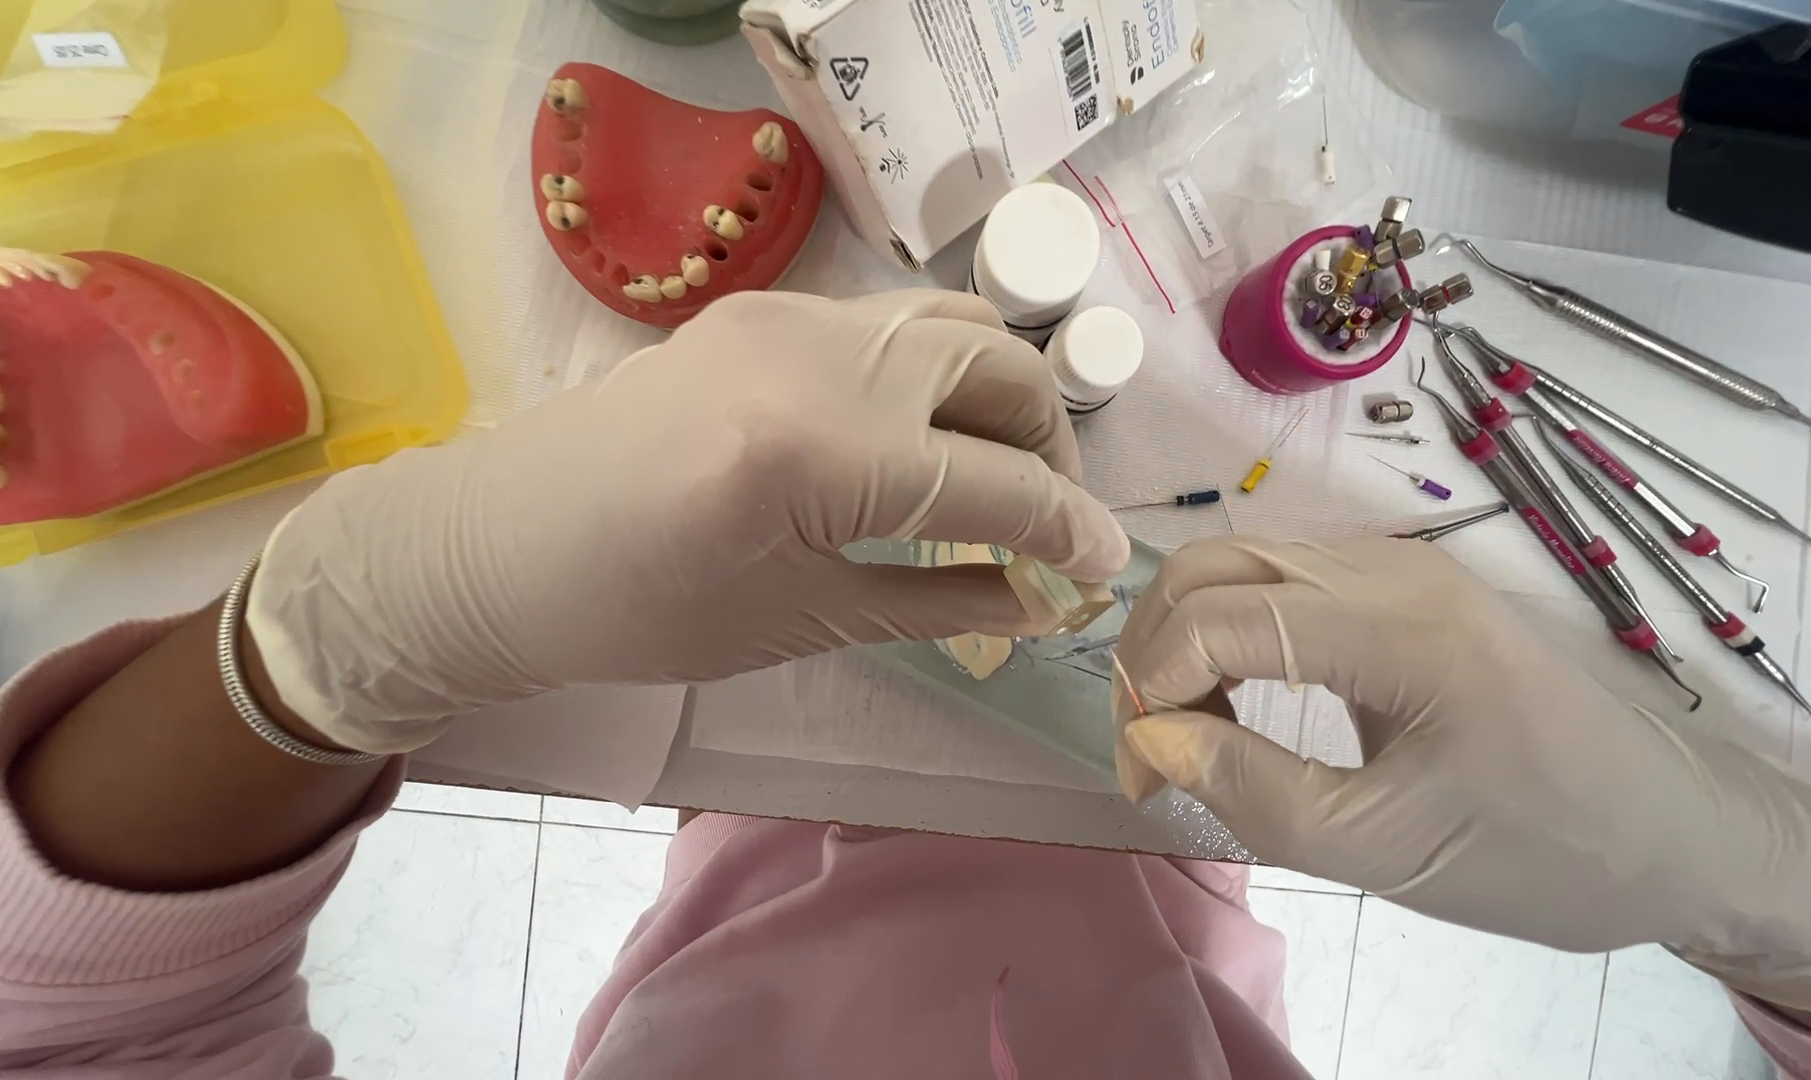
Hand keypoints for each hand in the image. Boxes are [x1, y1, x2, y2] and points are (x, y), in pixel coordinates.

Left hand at [248, 289, 1127, 752]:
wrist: (495, 544)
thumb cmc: (639, 615)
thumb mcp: (805, 622)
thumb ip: (941, 601)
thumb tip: (1044, 598)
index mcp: (814, 455)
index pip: (995, 482)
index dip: (1069, 529)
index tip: (1107, 563)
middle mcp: (816, 354)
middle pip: (1000, 374)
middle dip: (1052, 451)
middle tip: (1049, 519)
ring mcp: (792, 314)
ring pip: (959, 328)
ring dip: (1006, 398)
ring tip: (997, 469)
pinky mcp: (771, 305)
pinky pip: (899, 325)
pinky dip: (944, 377)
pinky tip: (925, 435)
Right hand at [1113, 535, 1810, 1011]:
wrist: (1694, 831)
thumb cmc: (1547, 852)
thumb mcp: (1388, 853)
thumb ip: (1252, 792)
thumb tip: (1148, 736)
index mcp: (1400, 629)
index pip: (1218, 620)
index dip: (1149, 691)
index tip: (1141, 777)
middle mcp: (1385, 567)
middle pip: (1208, 567)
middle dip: (1150, 652)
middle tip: (1150, 742)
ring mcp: (1390, 563)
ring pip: (1232, 565)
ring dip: (1181, 637)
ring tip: (1186, 724)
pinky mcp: (1391, 580)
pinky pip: (1270, 581)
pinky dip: (1222, 629)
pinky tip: (1233, 692)